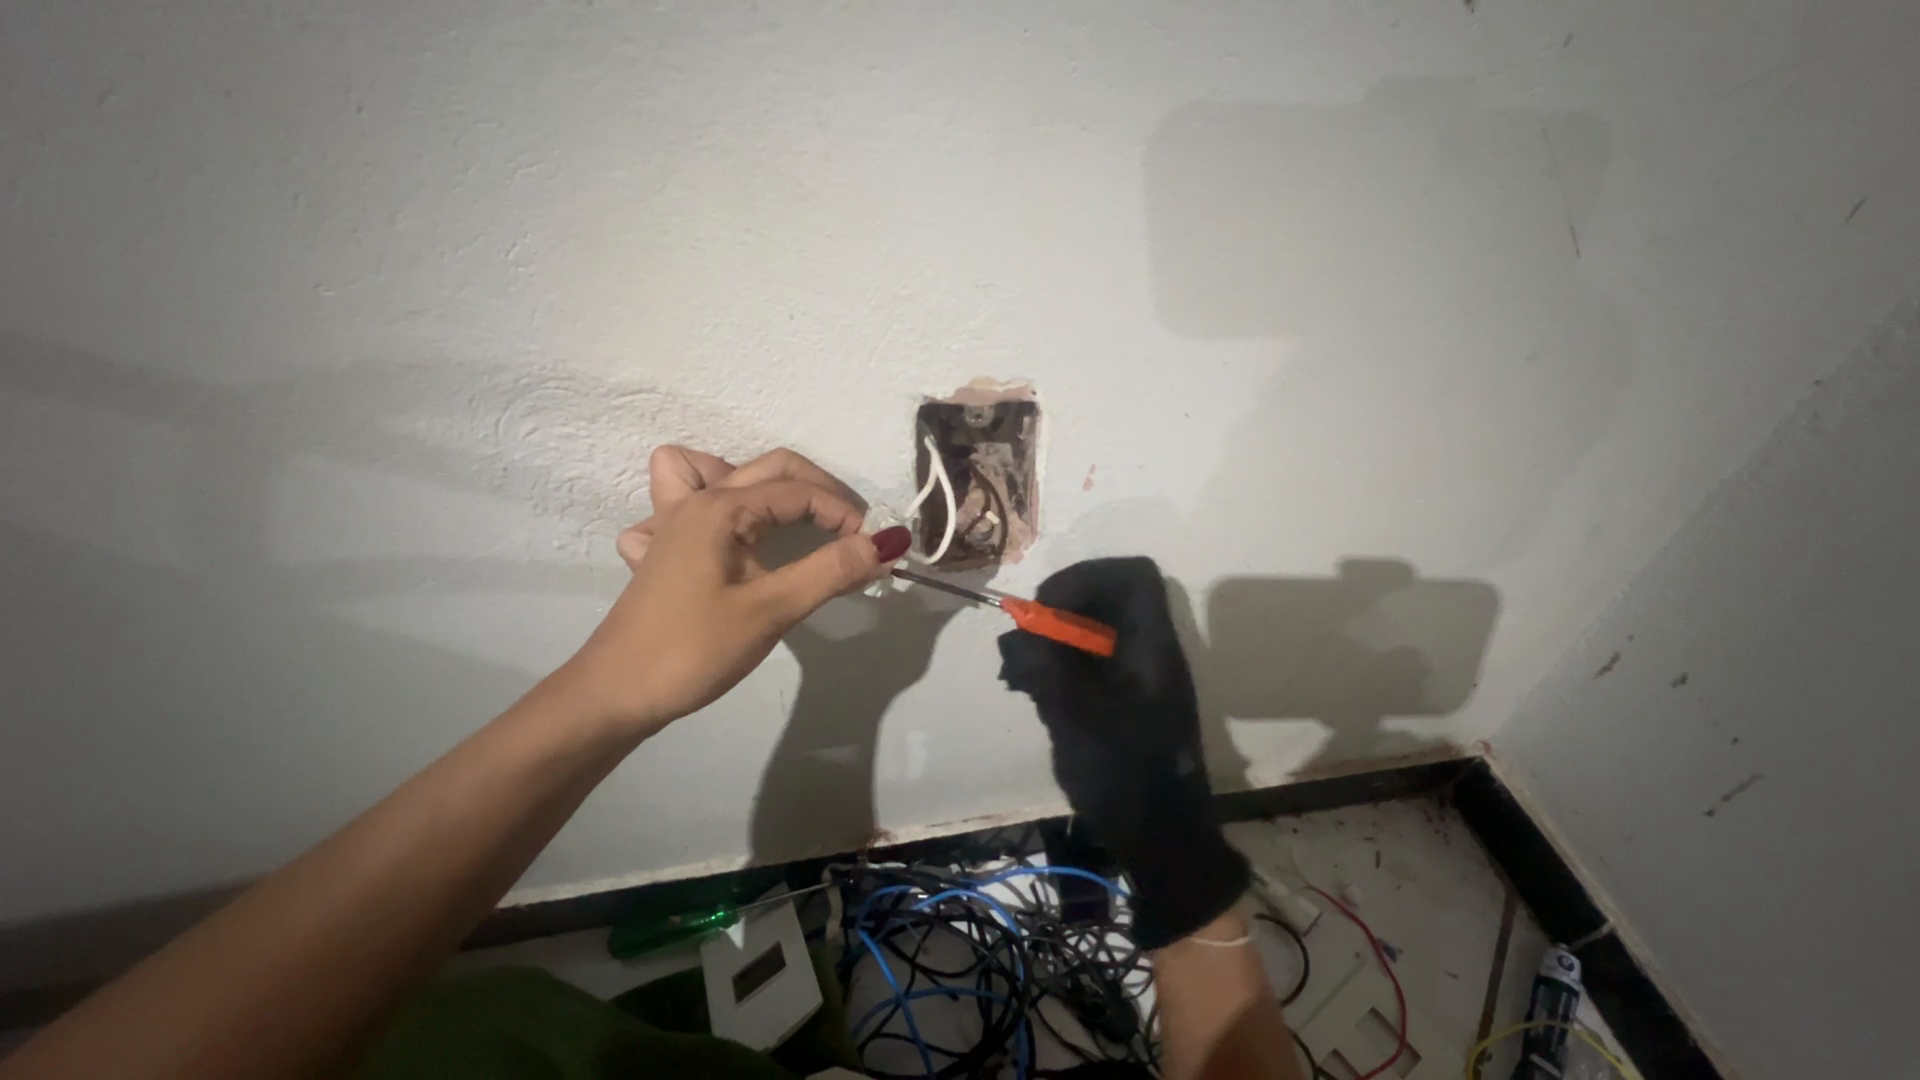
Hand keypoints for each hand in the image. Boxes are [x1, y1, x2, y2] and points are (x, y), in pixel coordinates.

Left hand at [559, 446, 911, 735]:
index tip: (872, 550)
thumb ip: (831, 571)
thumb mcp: (772, 610)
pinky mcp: (661, 552)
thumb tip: (888, 544)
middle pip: (766, 468)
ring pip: (706, 470)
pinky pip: (675, 507)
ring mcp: (669, 524)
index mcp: (720, 507)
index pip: (798, 491)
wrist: (616, 694)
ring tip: (775, 519)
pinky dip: (703, 509)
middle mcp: (694, 502)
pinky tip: (719, 544)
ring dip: (749, 482)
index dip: (843, 513)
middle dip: (816, 490)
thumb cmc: (694, 648)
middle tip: (848, 530)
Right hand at [997, 557, 1248, 948]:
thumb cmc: (1123, 775)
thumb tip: (1018, 633)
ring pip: (1095, 631)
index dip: (1086, 577)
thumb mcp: (1073, 717)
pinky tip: (1030, 690)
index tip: (1048, 609)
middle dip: (1059, 610)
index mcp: (1151, 647)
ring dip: (1053, 640)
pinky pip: (1091, 661)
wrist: (1162, 839)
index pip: (1133, 575)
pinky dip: (1058, 666)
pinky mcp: (1126, 700)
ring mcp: (1140, 676)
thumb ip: (1042, 666)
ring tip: (1018, 673)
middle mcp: (1150, 652)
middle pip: (1108, 598)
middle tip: (1026, 640)